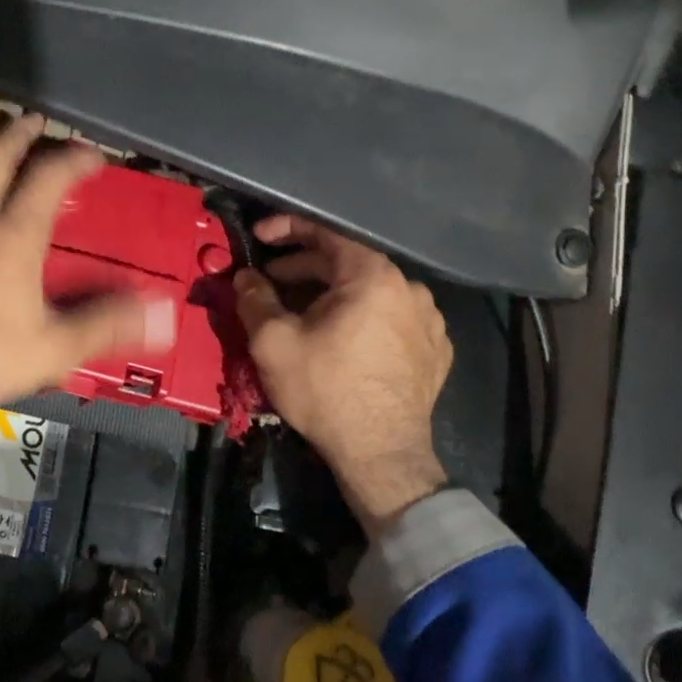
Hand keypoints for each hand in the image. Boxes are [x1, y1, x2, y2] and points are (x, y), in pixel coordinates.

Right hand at [234, 215, 452, 530]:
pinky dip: (360, 319)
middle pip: (349, 264)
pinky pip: (391, 320)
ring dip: (332, 295)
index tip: (257, 236)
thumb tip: (246, 277)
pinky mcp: (435, 351)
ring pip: (371, 293)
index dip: (287, 229)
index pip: (327, 234)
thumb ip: (255, 298)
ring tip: (301, 313)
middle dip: (304, 269)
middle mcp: (410, 289)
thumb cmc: (323, 388)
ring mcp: (429, 321)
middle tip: (268, 282)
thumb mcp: (272, 341)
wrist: (380, 452)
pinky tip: (339, 339)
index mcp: (373, 276)